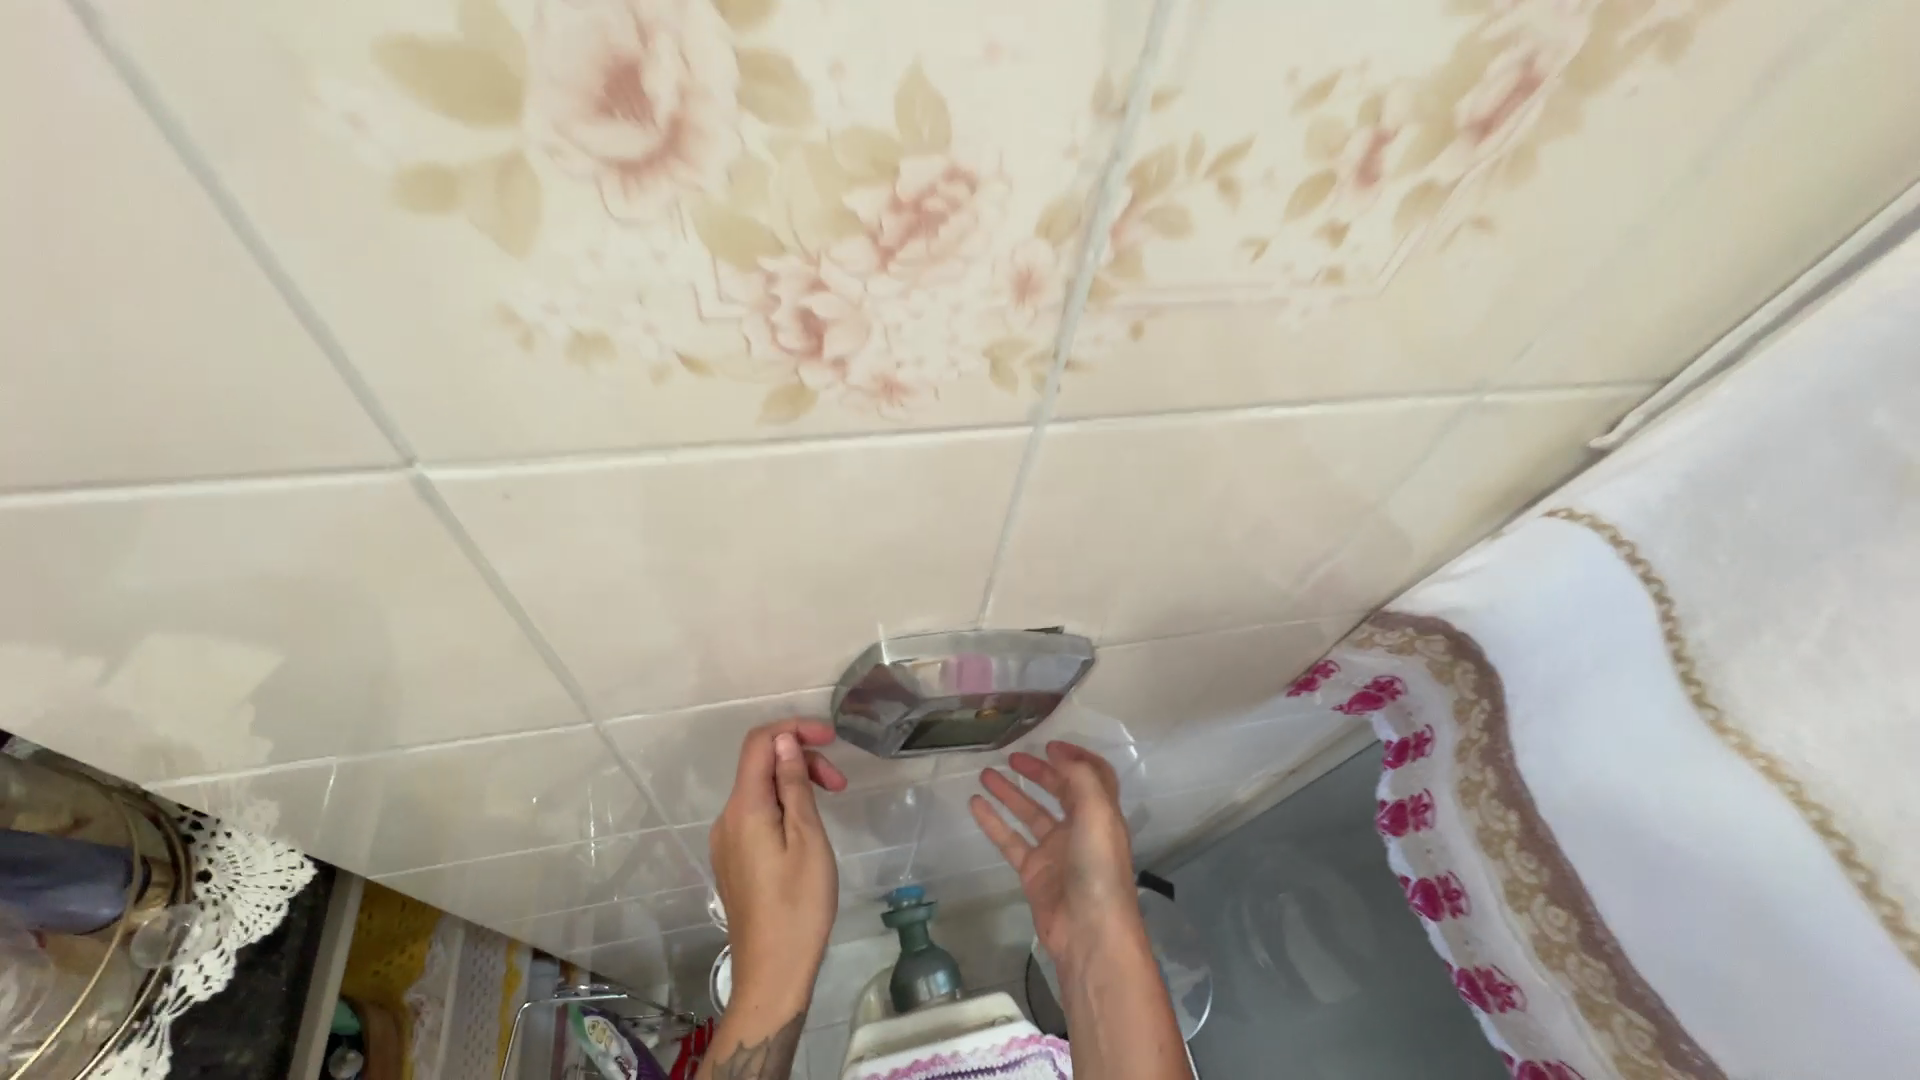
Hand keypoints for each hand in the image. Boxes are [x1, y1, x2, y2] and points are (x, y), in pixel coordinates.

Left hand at [708, 719, 847, 1014]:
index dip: (794, 729)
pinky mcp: (734, 859)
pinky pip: (757, 814)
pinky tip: (809, 828)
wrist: (772, 974)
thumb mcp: (807, 837)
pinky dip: (785, 806)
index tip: (831, 737)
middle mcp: (727, 818)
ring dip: (796, 783)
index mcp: (743, 808)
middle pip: (760, 765)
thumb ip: (793, 785)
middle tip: (840, 783)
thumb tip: (784, 741)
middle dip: (801, 760)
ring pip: (760, 790)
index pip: (759, 743)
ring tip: (831, 804)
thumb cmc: (799, 905)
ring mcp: (727, 841)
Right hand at [969, 741, 1137, 967]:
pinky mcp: (1034, 872)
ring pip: (1030, 813)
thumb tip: (1058, 752)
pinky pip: (1010, 839)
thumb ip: (1080, 778)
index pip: (1093, 777)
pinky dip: (994, 821)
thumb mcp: (1097, 813)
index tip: (1050, 745)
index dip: (1076, 758)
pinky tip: (975, 804)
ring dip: (1010, 793)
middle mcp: (1079, 829)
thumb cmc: (1098, 868)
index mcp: (1101, 814)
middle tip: (1012, 756)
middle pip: (1059, 792)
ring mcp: (1055, 852)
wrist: (1089, 932)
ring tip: (985, 773)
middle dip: (1039, 772)